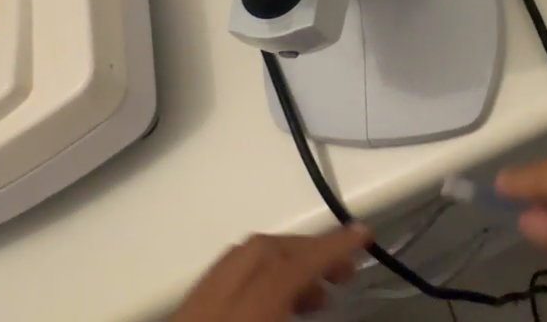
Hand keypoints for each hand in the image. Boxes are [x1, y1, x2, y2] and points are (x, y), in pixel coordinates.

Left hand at [171, 224, 372, 321]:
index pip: (286, 268)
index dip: (328, 247)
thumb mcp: (270, 319)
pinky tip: (276, 301)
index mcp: (239, 313)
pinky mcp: (182, 311)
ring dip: (283, 261)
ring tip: (316, 294)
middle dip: (307, 250)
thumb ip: (302, 303)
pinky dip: (256, 276)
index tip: (363, 232)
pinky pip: (224, 277)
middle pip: (260, 250)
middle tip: (344, 270)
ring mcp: (190, 305)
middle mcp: (208, 302)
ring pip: (239, 258)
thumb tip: (327, 290)